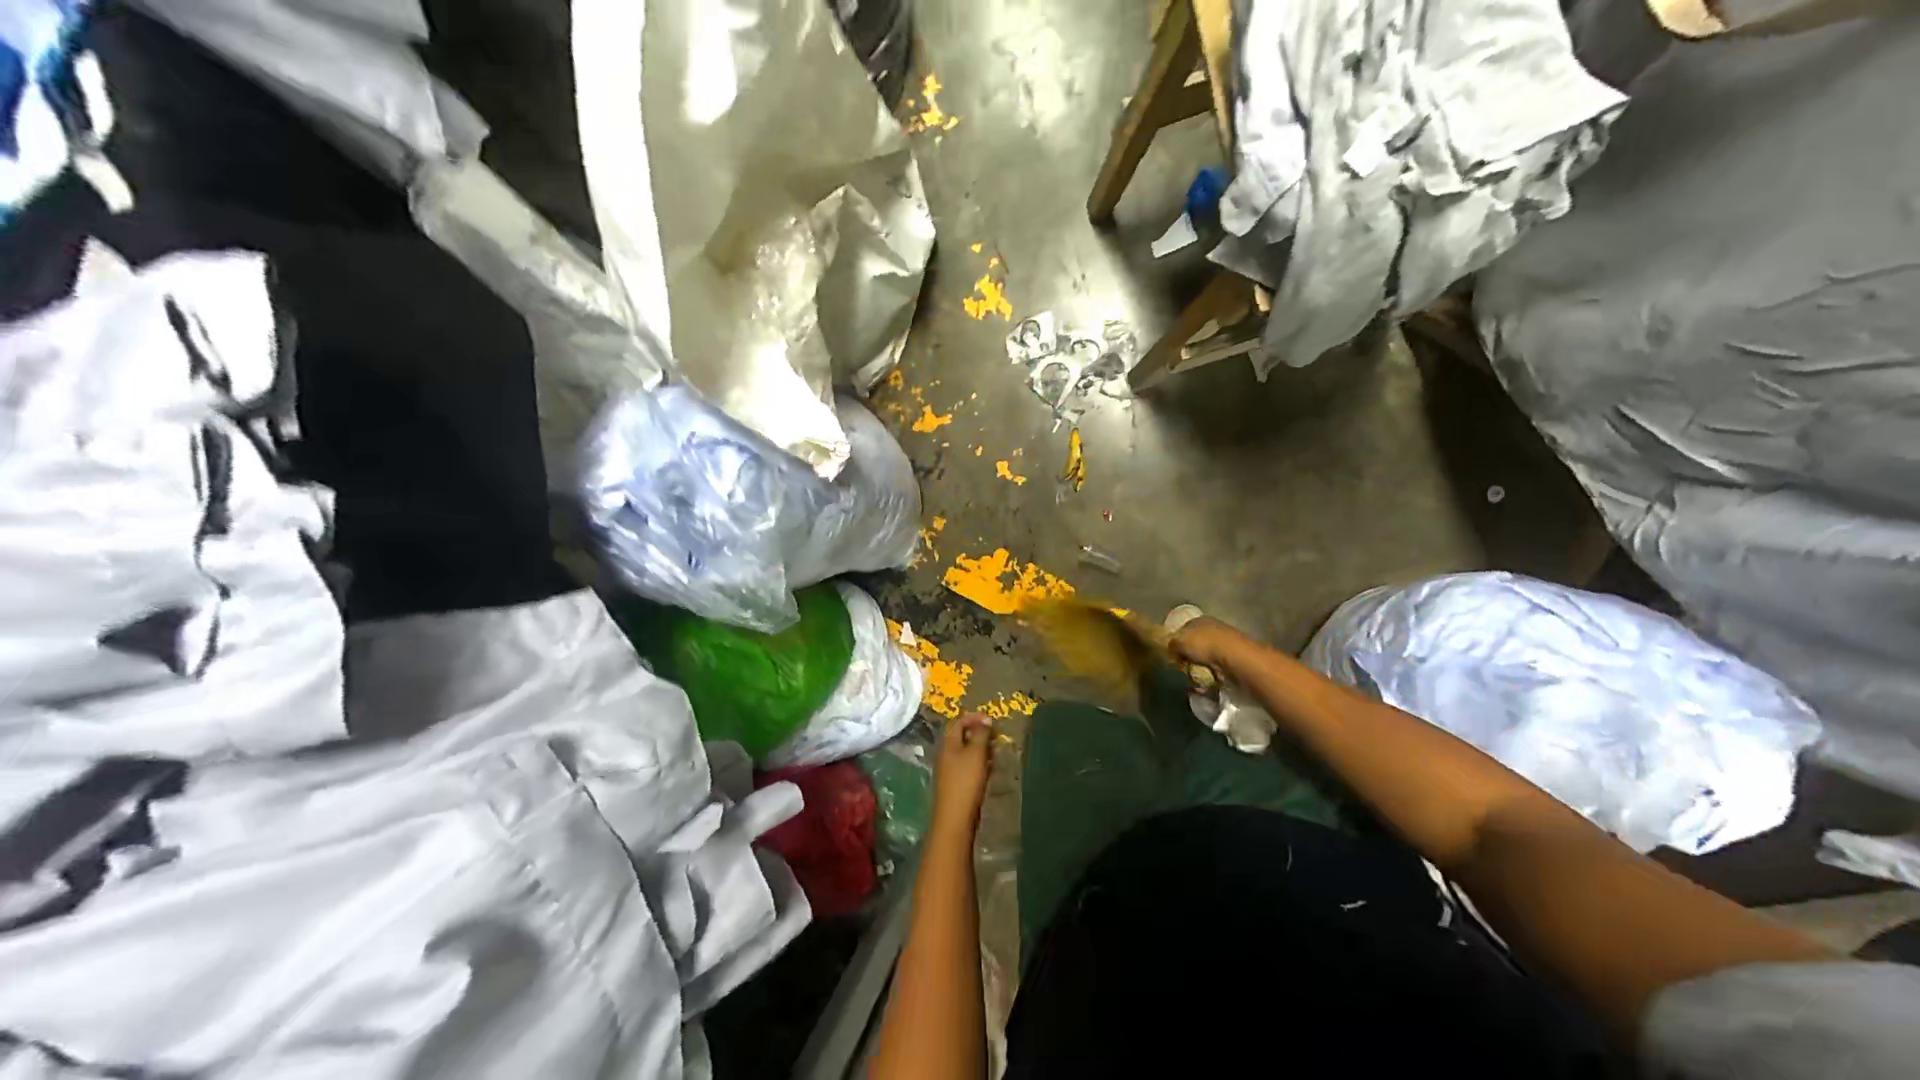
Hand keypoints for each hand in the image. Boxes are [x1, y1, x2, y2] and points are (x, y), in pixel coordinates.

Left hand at [932, 713, 994, 838]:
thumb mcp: (975, 754)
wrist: (955, 818)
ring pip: (967, 752)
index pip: (959, 722)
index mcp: (948, 744)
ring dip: (981, 749)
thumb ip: (980, 735)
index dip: (974, 718)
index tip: (992, 721)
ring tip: (996, 752)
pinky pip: (969, 767)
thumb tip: (985, 719)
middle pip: (963, 737)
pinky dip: (980, 763)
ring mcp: (950, 770)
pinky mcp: (956, 784)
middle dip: (980, 733)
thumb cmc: (966, 781)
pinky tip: (990, 769)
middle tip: (997, 737)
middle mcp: (946, 754)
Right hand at [1168, 614, 1250, 673]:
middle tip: (1184, 668)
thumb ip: (1170, 645)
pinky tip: (1209, 678)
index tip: (1173, 657)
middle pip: (1194, 645)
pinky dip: (1212, 673)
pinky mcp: (1233, 656)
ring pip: (1205, 657)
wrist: (1235, 656)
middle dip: (1188, 657)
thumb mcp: (1178, 642)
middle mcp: (1212, 627)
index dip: (1176, 644)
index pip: (1182, 630)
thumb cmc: (1204, 644)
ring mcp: (1224, 641)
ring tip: (1196, 677)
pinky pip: (1216, 666)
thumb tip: (1171, 651)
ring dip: (1200, 667)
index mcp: (1198, 620)